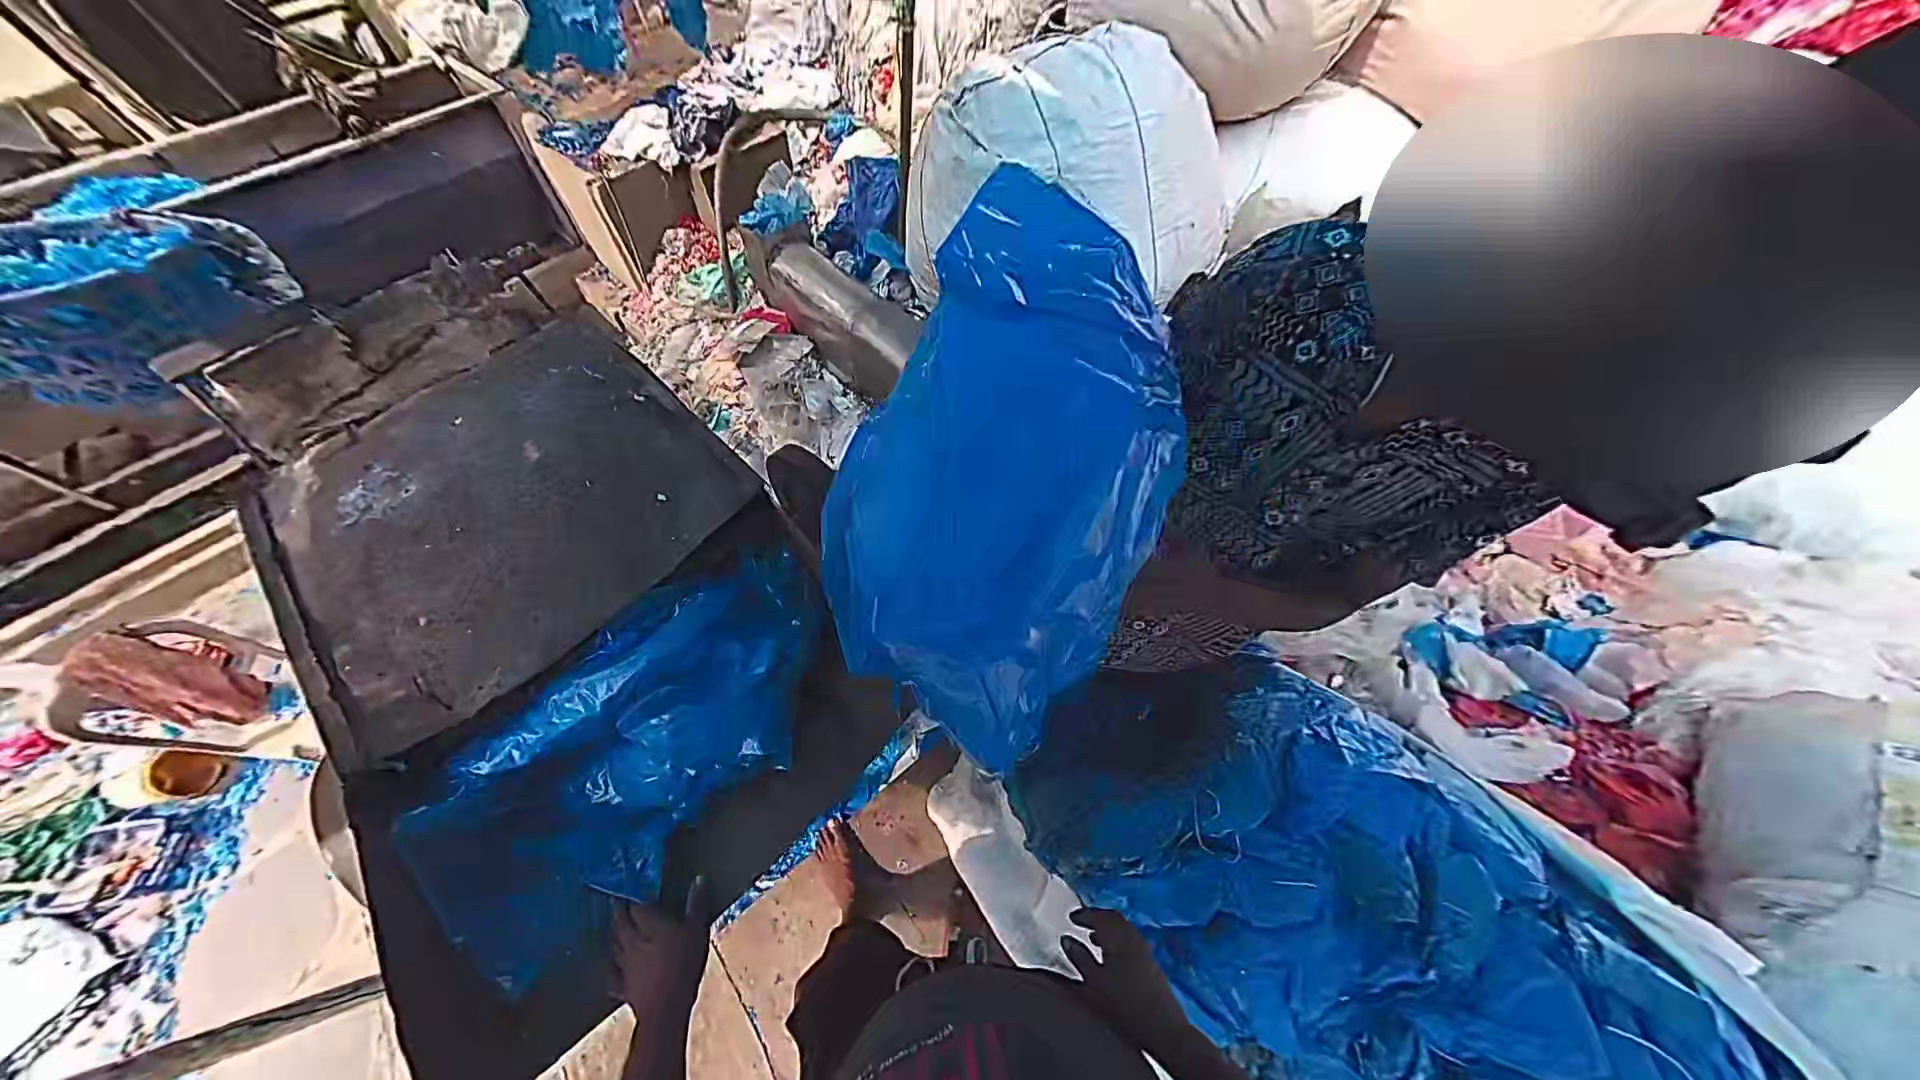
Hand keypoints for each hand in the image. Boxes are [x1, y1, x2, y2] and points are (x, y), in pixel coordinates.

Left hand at [613, 877, 709, 1018]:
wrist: (667, 1008)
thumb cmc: (685, 963)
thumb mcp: (698, 929)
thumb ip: (696, 904)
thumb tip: (698, 879)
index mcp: (649, 925)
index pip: (636, 905)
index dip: (632, 894)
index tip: (631, 884)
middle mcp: (632, 942)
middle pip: (620, 922)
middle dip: (618, 910)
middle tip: (617, 899)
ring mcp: (624, 965)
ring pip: (613, 944)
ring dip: (613, 932)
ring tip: (613, 924)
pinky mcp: (622, 987)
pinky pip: (612, 972)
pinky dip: (610, 964)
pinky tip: (611, 963)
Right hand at [1060, 908, 1188, 1052]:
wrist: (1163, 1028)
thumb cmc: (1123, 1005)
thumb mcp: (1093, 983)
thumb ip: (1079, 957)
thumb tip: (1067, 939)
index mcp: (1117, 937)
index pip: (1098, 916)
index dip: (1083, 914)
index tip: (1071, 917)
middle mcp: (1132, 936)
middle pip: (1113, 918)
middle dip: (1097, 917)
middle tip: (1082, 922)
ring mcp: (1144, 948)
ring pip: (1123, 927)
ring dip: (1108, 927)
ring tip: (1093, 937)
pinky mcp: (1151, 961)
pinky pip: (1130, 938)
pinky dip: (1118, 937)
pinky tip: (1112, 953)